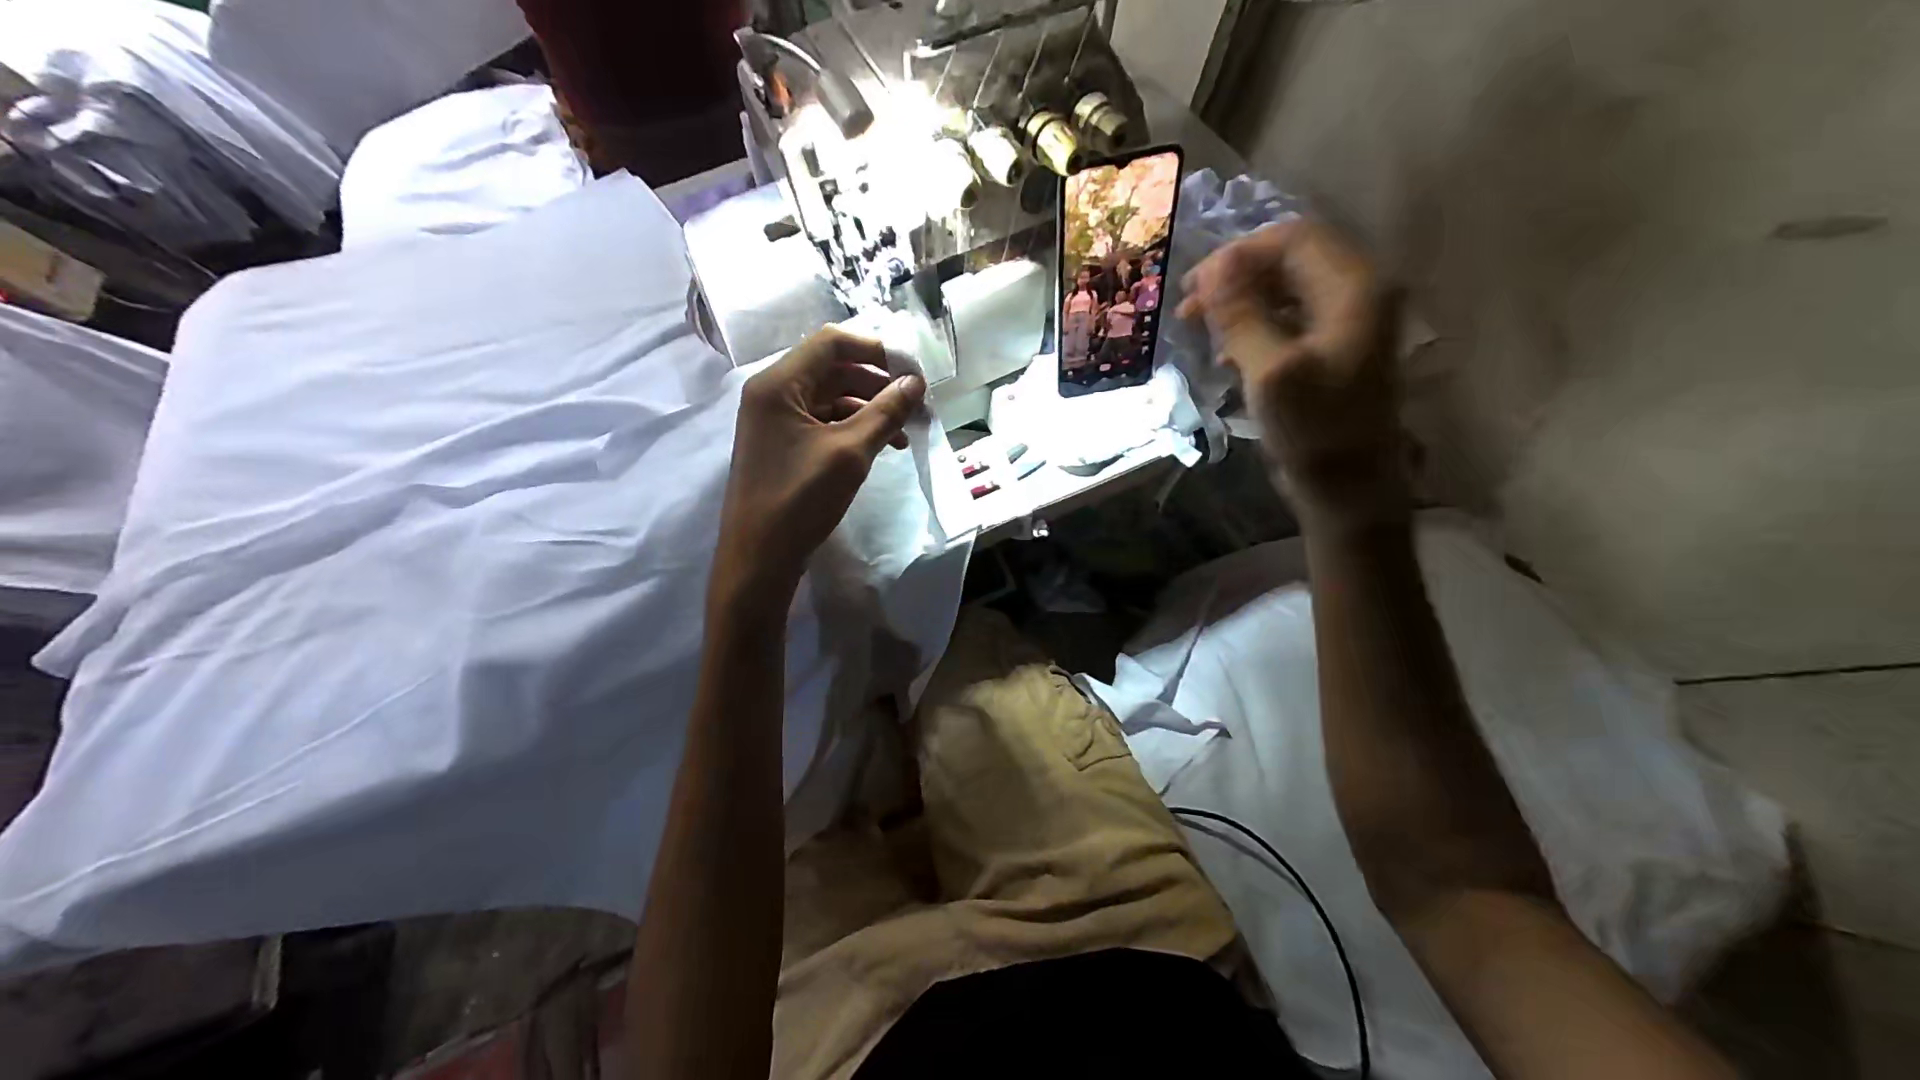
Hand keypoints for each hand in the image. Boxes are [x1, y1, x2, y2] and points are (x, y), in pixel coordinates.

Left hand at [713, 328, 926, 604]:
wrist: (758, 558)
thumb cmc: (800, 499)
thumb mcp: (850, 452)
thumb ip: (885, 412)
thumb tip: (916, 383)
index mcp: (779, 384)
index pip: (831, 343)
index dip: (875, 351)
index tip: (911, 372)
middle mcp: (773, 394)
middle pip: (832, 369)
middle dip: (876, 383)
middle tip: (914, 404)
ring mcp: (775, 421)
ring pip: (831, 398)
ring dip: (869, 409)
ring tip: (904, 432)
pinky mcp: (783, 446)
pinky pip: (823, 423)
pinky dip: (853, 429)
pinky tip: (882, 447)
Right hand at [1177, 219, 1406, 530]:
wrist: (1349, 490)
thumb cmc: (1314, 431)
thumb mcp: (1270, 372)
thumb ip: (1241, 315)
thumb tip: (1212, 267)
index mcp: (1354, 289)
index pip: (1293, 239)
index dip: (1239, 254)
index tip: (1193, 285)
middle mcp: (1358, 294)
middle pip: (1290, 260)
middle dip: (1235, 276)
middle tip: (1188, 306)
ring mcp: (1348, 323)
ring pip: (1286, 290)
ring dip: (1239, 302)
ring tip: (1197, 327)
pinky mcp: (1333, 350)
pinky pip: (1289, 319)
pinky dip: (1254, 326)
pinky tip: (1226, 353)